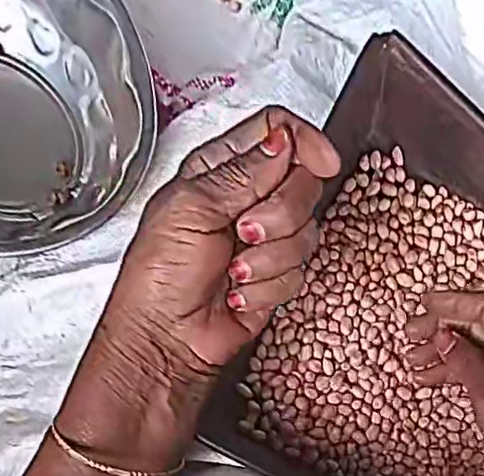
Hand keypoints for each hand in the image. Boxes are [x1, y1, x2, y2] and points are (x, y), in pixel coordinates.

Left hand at [58, 107, 339, 464]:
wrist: (169, 335)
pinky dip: (270, 287)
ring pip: (306, 234)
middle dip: (280, 214)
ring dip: (270, 259)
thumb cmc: (161, 275)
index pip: (278, 132)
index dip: (306, 142)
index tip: (322, 161)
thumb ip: (242, 172)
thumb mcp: (190, 207)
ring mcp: (267, 241)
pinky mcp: (279, 278)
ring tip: (234, 272)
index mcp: (221, 169)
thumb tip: (284, 141)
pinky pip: (300, 273)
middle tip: (244, 232)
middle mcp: (249, 201)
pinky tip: (239, 293)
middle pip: (303, 184)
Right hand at [400, 292, 483, 475]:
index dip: (452, 304)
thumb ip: (467, 364)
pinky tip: (429, 377)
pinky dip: (452, 369)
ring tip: (413, 360)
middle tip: (411, 335)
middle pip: (478, 324)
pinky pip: (476, 366)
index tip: (423, 306)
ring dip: (441, 350)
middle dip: (442, 327)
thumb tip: (442, 336)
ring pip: (473, 345)